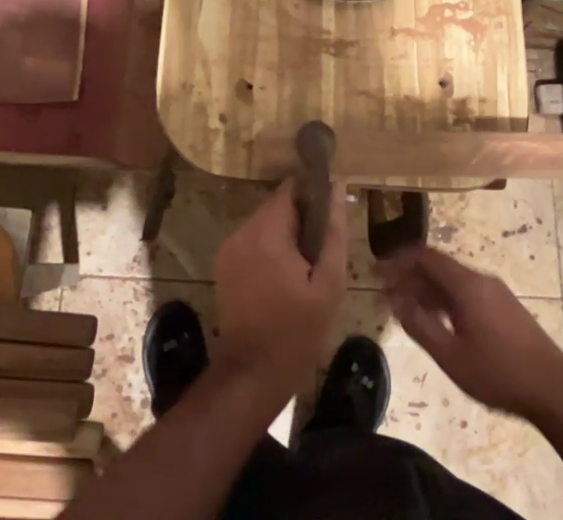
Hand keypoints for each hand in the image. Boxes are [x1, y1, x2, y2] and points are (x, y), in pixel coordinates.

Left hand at [213, 177, 346, 394]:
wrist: (252, 372)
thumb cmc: (298, 331)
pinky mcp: (223, 266)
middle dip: (300, 219)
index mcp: (267, 234)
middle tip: (323, 248)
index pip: (290, 190)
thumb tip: (338, 190)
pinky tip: (285, 277)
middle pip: (275, 207)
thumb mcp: (328, 284)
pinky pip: (251, 242)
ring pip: (263, 224)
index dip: (313, 195)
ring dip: (285, 235)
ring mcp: (228, 249)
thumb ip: (333, 233)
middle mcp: (242, 233)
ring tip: (307, 266)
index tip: (331, 215)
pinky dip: (269, 249)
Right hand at [378, 246, 562, 420]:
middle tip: (385, 292)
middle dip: (410, 276)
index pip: (426, 256)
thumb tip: (393, 299)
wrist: (555, 392)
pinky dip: (445, 299)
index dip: (399, 260)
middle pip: (439, 267)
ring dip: (426, 289)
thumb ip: (418, 324)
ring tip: (405, 307)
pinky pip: (467, 292)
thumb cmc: (498, 373)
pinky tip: (436, 320)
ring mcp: (497, 293)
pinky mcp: (505, 308)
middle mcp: (482, 280)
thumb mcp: (450, 355)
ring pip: (453, 281)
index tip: (377, 271)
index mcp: (468, 285)